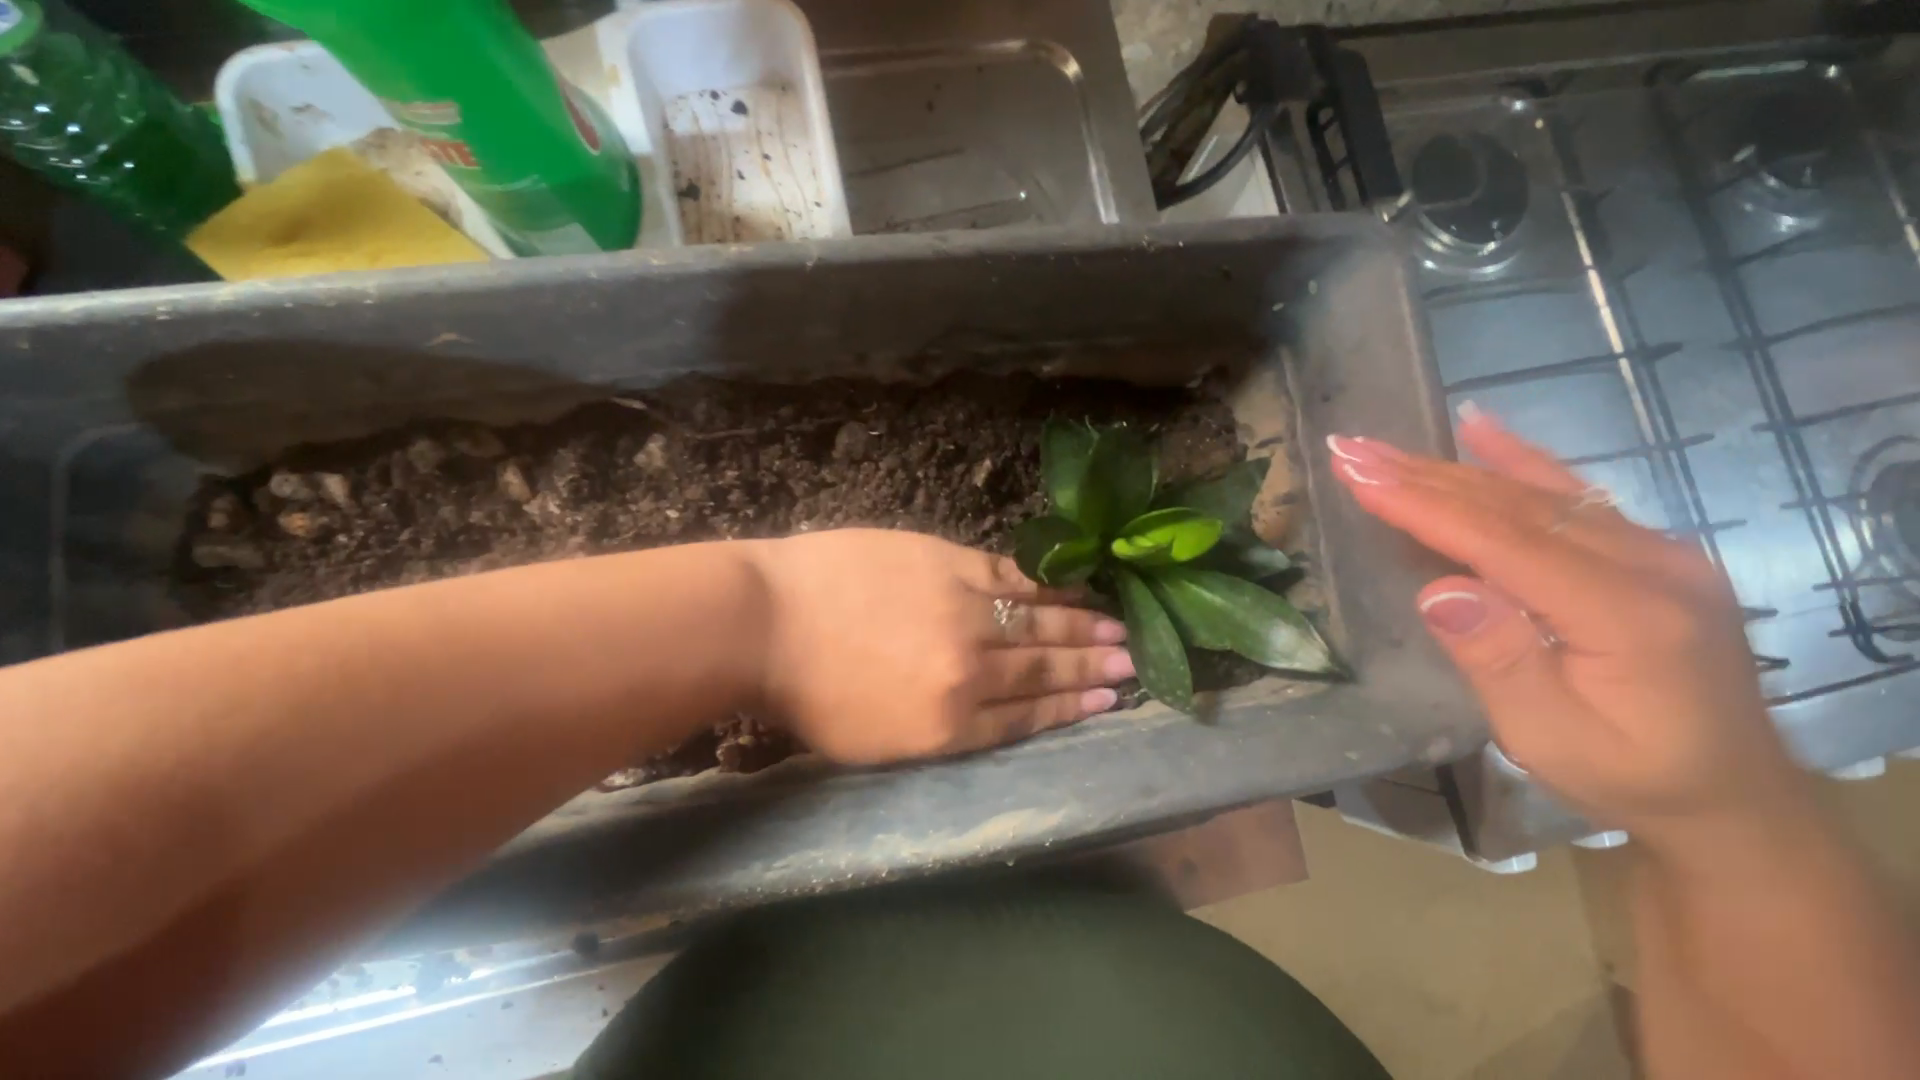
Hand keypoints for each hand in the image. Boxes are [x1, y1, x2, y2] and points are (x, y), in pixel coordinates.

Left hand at [742, 529, 1133, 764]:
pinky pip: (1008, 576)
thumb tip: (981, 709)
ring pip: (1034, 621)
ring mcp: (960, 611)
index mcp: (945, 725)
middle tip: (1131, 664)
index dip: (1068, 708)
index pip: (1023, 718)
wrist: (762, 622)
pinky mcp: (946, 563)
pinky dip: (1044, 584)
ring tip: (1117, 628)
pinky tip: (1069, 586)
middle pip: (1040, 669)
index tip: (1107, 702)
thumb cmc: (803, 694)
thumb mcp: (872, 742)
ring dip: (1080, 625)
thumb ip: (936, 730)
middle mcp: (966, 671)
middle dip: (1089, 668)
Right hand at [1329, 408, 1810, 844]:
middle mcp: (1650, 564)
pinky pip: (1573, 495)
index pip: (1505, 543)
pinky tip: (1480, 427)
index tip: (1358, 475)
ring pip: (1536, 494)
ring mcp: (1657, 550)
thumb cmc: (1629, 776)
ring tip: (1381, 447)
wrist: (1733, 793)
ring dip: (1450, 468)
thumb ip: (1498, 661)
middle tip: (1350, 448)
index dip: (1425, 506)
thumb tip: (1436, 589)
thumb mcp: (1549, 739)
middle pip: (1515, 506)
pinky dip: (1518, 458)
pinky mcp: (1650, 551)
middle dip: (1422, 475)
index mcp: (1626, 614)